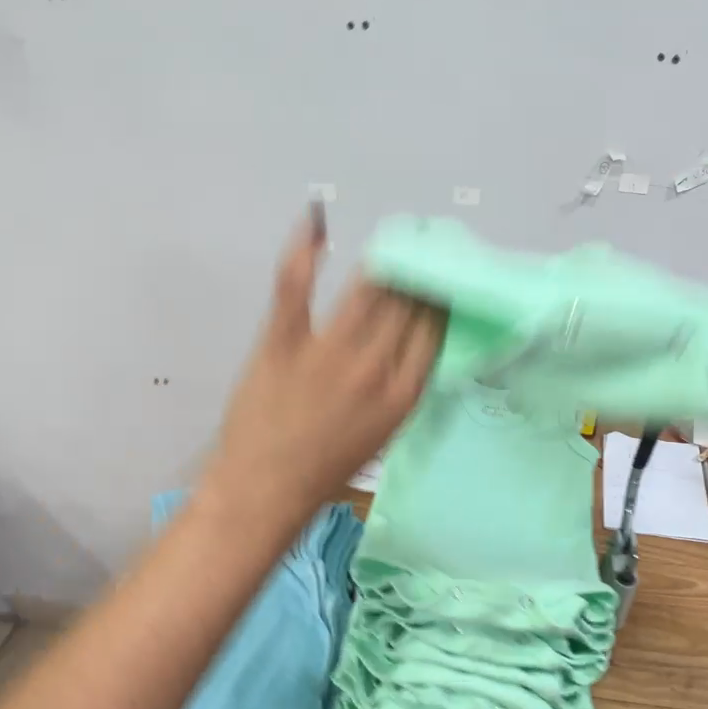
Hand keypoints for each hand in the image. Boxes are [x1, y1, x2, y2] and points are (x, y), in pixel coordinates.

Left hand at [203, 217, 443, 523]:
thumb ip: (401, 386)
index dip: (439, 299)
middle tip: (421, 251)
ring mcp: (328, 352)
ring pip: (367, 289)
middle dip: (418, 274)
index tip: (442, 280)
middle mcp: (374, 367)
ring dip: (384, 263)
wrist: (265, 488)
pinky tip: (316, 219)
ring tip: (393, 243)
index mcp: (402, 394)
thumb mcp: (383, 433)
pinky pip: (296, 284)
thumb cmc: (325, 468)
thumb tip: (413, 340)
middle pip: (406, 304)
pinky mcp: (283, 341)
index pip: (432, 331)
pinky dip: (304, 248)